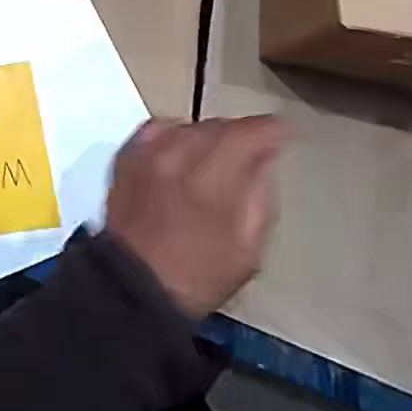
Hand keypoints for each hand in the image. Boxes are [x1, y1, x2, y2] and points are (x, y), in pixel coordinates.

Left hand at [104, 116, 285, 319]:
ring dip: (209, 134)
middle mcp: (178, 158)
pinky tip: (182, 148)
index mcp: (212, 183)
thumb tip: (266, 158)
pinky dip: (175, 132)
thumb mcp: (247, 249)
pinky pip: (157, 127)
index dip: (269, 128)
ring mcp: (149, 154)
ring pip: (190, 125)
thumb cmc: (198, 276)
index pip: (246, 135)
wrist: (136, 286)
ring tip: (217, 155)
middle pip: (218, 126)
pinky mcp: (127, 156)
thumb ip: (260, 196)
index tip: (283, 129)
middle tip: (251, 150)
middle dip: (240, 134)